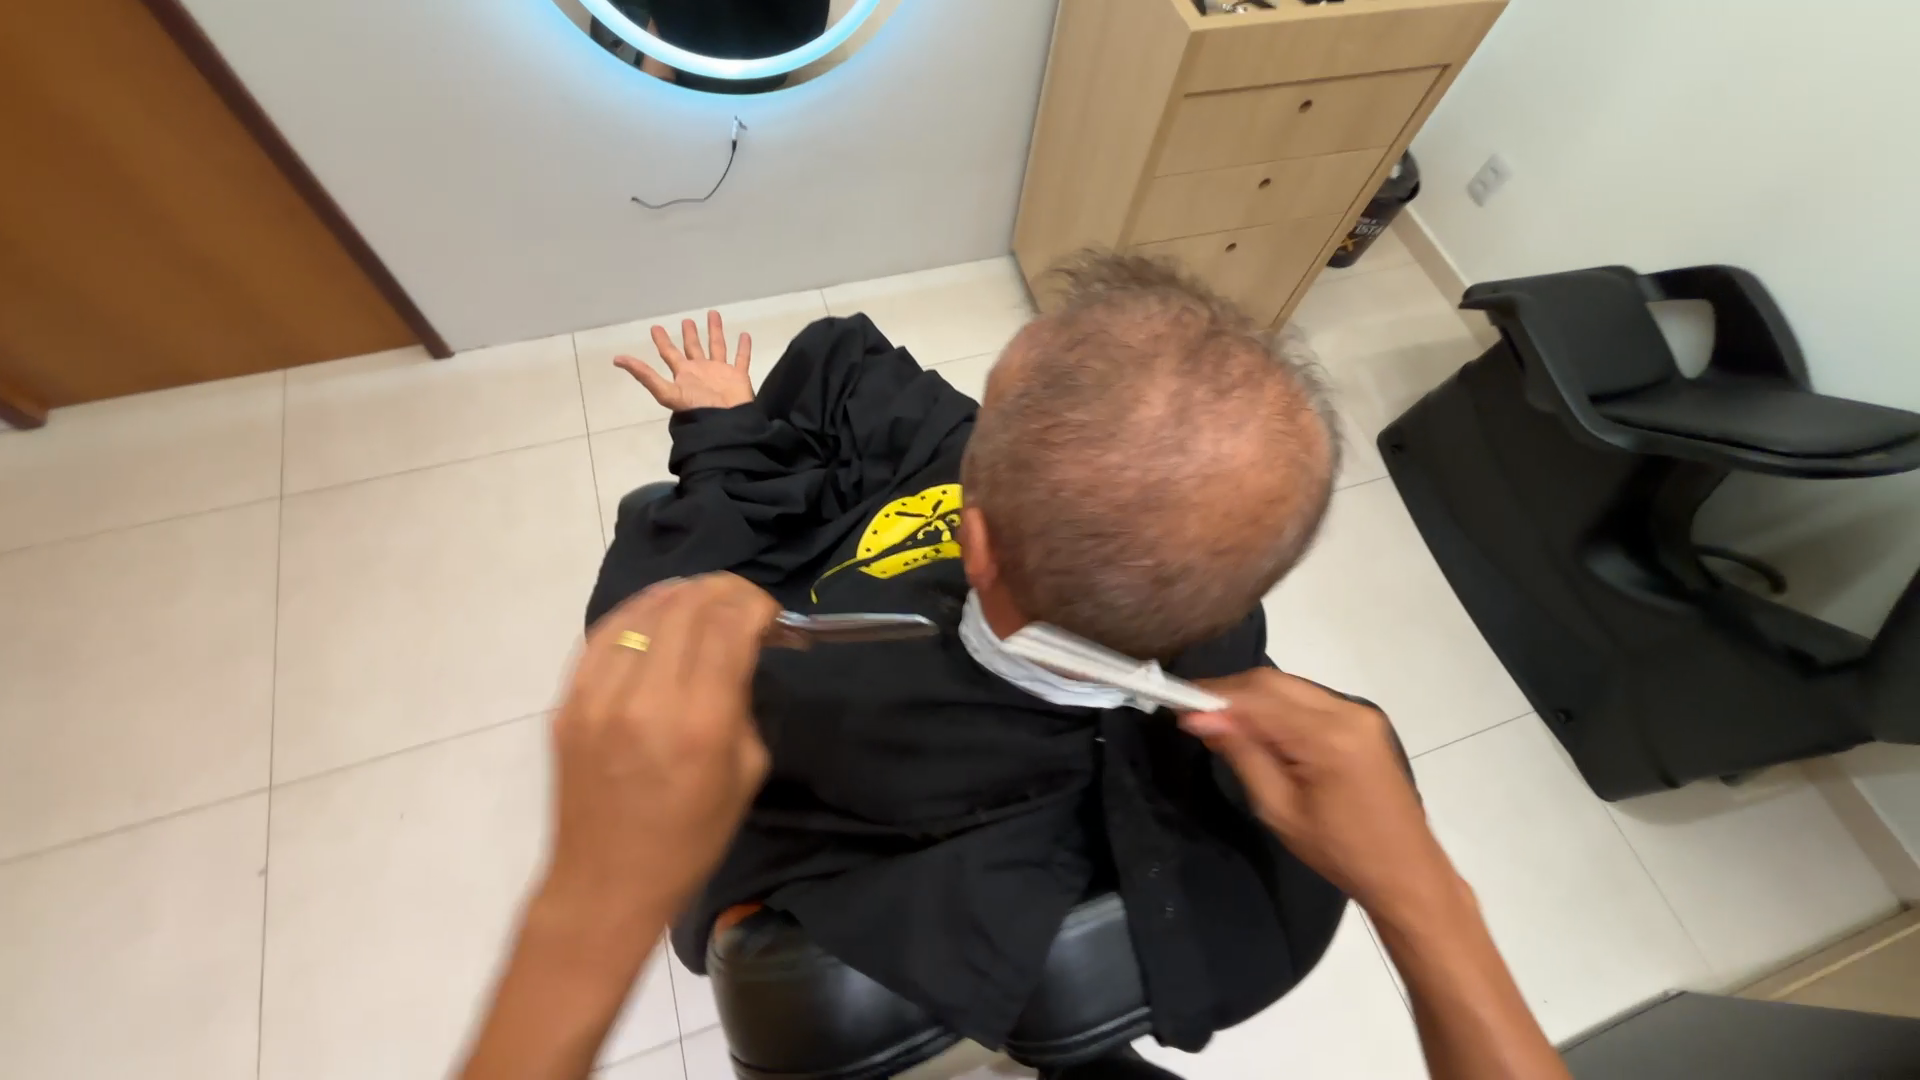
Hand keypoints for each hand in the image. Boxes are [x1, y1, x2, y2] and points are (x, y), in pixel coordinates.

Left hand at [542, 574, 780, 928]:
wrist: (606, 884)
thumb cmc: (692, 837)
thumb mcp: (748, 769)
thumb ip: (743, 700)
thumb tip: (737, 650)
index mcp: (700, 722)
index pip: (729, 625)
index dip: (756, 604)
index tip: (771, 615)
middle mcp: (647, 698)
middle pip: (688, 606)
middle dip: (726, 590)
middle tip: (744, 603)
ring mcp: (598, 697)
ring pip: (644, 610)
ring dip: (684, 593)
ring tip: (706, 598)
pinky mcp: (567, 702)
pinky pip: (605, 633)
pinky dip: (640, 612)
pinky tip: (659, 612)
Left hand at [615, 311, 753, 411]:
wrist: (723, 422)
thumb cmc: (696, 407)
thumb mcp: (665, 391)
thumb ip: (644, 374)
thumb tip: (616, 359)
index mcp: (684, 373)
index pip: (670, 353)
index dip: (662, 341)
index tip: (656, 327)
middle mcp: (701, 370)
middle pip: (694, 348)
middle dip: (689, 334)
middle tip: (686, 321)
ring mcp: (720, 372)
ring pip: (717, 347)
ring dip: (715, 332)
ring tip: (713, 315)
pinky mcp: (738, 376)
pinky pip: (741, 359)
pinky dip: (743, 348)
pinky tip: (744, 335)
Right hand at [1184, 670, 1460, 920]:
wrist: (1407, 873)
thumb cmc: (1339, 851)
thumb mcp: (1278, 809)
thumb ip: (1241, 754)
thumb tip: (1199, 718)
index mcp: (1327, 737)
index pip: (1257, 697)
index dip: (1213, 696)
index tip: (1177, 704)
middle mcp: (1346, 712)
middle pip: (1272, 682)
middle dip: (1228, 691)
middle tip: (1192, 711)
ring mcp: (1357, 712)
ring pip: (1286, 686)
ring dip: (1249, 696)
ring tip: (1217, 718)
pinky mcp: (1360, 720)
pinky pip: (1305, 698)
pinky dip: (1273, 704)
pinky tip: (1254, 724)